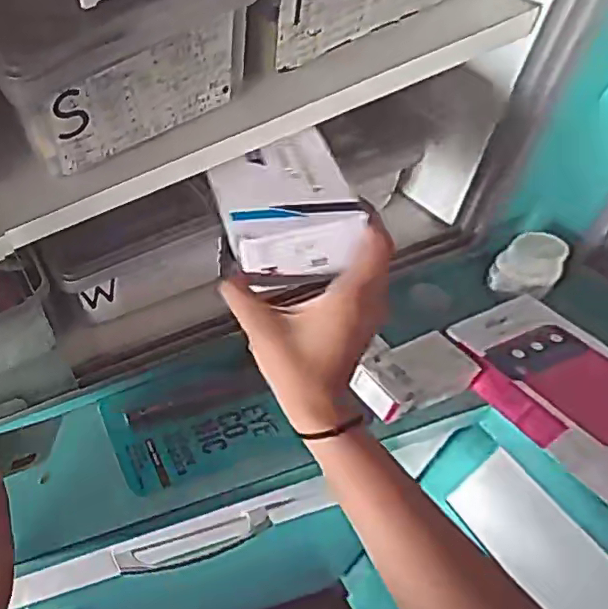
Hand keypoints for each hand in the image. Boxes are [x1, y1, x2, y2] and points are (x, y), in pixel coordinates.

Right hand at [219, 222, 393, 431]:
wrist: (317, 406)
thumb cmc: (298, 369)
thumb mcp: (261, 327)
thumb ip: (241, 296)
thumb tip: (229, 275)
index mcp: (351, 295)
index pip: (376, 245)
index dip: (369, 219)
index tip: (353, 202)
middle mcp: (369, 301)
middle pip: (378, 252)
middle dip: (358, 228)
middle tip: (333, 213)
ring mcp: (371, 313)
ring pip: (376, 268)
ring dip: (358, 248)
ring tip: (329, 233)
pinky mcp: (364, 322)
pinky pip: (369, 283)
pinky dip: (355, 267)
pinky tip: (326, 267)